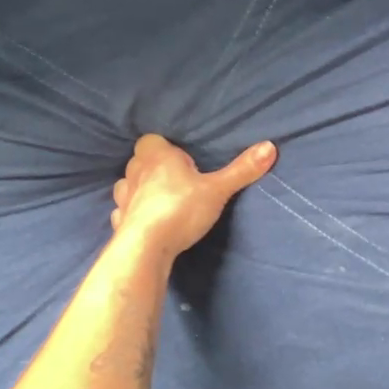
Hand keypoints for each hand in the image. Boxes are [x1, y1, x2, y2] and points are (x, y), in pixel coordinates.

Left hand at [110, 135, 275, 262]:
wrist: (145, 249)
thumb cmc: (180, 210)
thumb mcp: (218, 189)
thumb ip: (242, 170)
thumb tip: (270, 146)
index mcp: (157, 157)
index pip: (151, 140)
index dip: (165, 147)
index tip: (183, 159)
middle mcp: (136, 173)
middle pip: (140, 161)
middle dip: (154, 167)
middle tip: (178, 178)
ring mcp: (124, 200)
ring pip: (128, 185)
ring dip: (141, 189)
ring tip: (161, 199)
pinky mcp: (119, 223)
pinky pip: (124, 212)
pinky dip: (134, 214)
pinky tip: (147, 222)